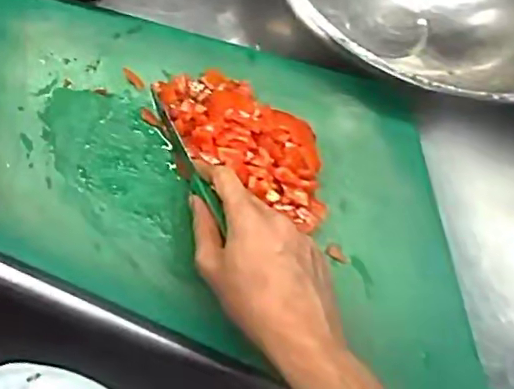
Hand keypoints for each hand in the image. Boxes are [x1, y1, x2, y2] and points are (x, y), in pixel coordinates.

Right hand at [190, 163, 380, 388]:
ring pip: (268, 218)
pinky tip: (273, 269)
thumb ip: (202, 226)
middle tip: (218, 225)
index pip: (225, 175)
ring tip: (248, 254)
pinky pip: (287, 236)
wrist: (308, 344)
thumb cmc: (250, 303)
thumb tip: (197, 201)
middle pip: (246, 198)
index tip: (194, 171)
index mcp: (248, 217)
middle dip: (229, 204)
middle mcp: (278, 219)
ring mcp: (303, 237)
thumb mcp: (211, 266)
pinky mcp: (319, 256)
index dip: (206, 169)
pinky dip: (274, 240)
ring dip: (253, 223)